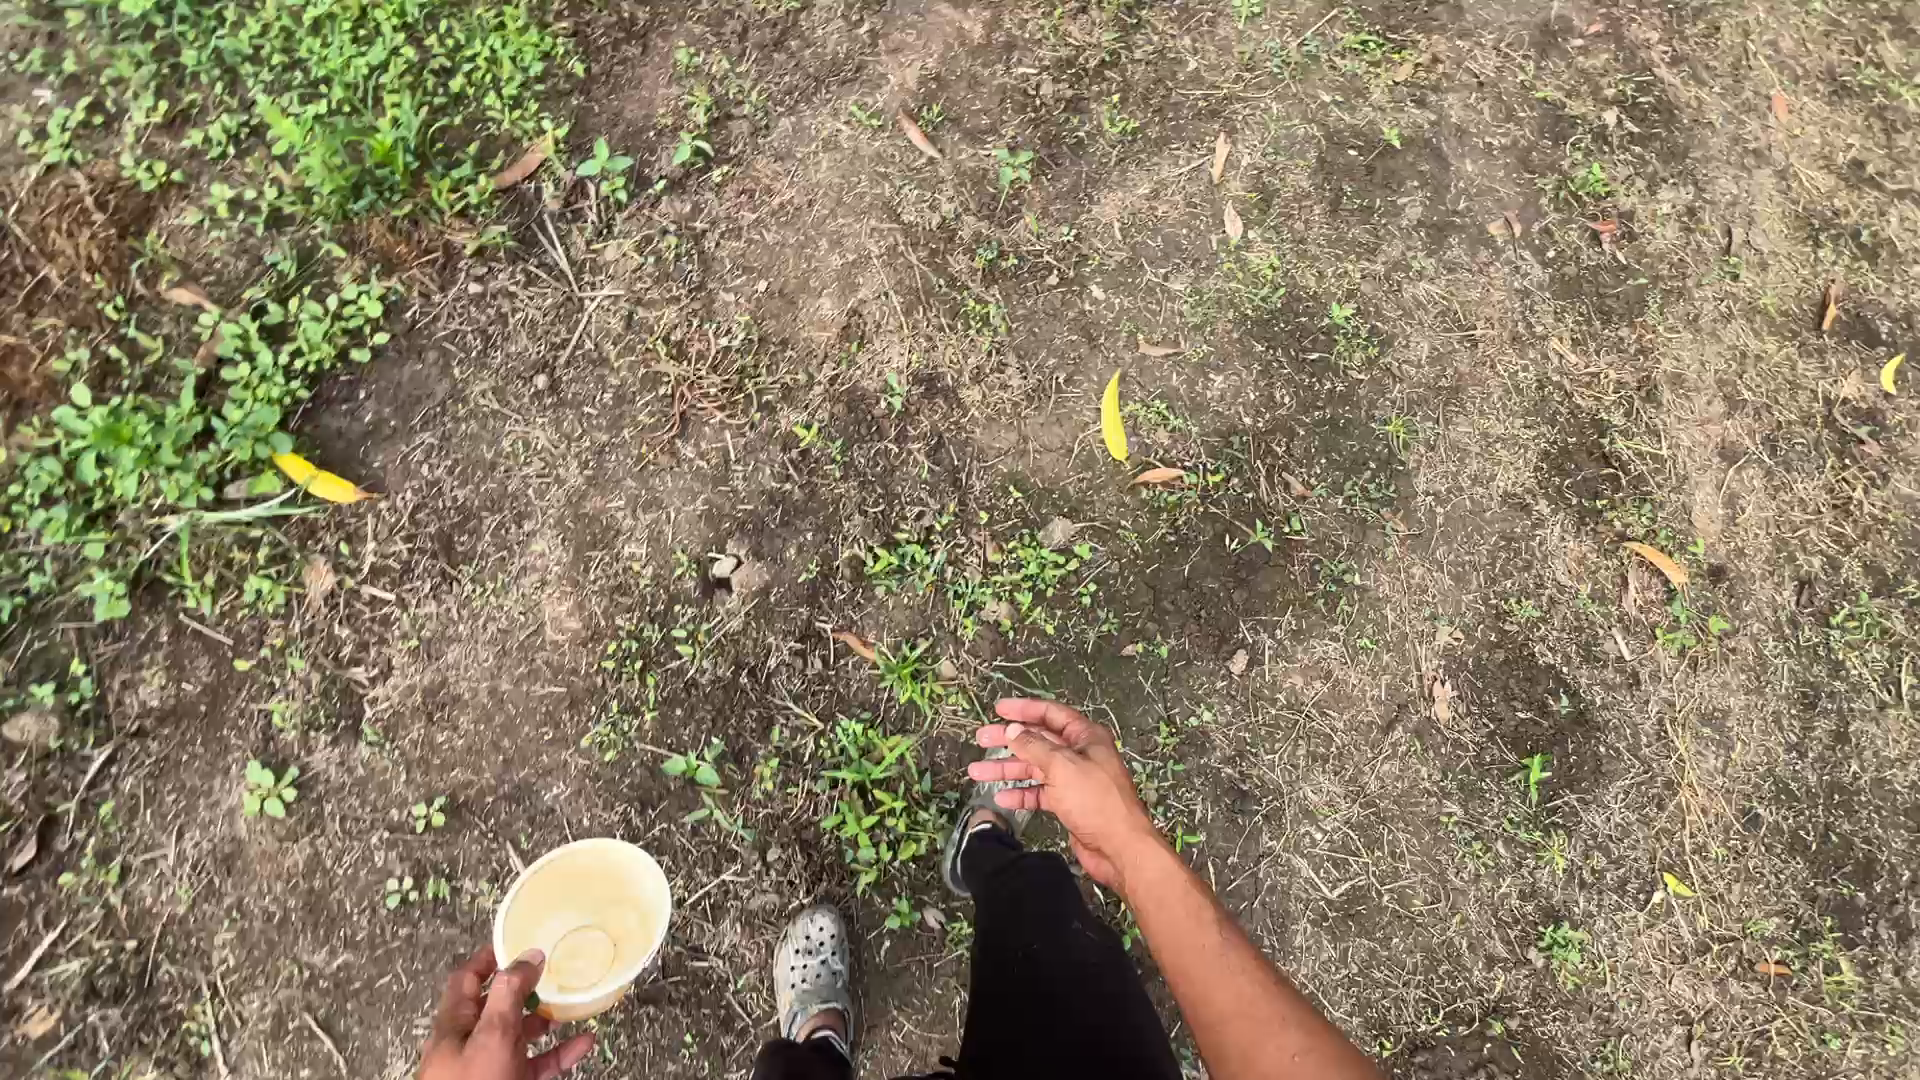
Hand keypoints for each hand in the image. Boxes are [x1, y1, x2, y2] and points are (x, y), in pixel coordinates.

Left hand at [418, 946, 594, 1079]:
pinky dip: (560, 1052)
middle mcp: (469, 1045)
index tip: (522, 937)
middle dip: (527, 987)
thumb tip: (530, 954)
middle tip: (555, 971)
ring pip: (520, 1033)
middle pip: (497, 1004)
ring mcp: (489, 1068)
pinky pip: (538, 1063)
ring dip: (546, 1018)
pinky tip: (584, 1042)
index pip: (467, 979)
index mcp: (455, 1028)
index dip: (490, 956)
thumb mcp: (492, 1036)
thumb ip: (510, 992)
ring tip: (570, 1005)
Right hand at [969, 698, 1166, 893]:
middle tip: (982, 739)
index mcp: (1084, 737)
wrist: (1120, 849)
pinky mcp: (1068, 803)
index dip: (1023, 709)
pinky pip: (1039, 793)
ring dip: (1007, 769)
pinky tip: (1001, 798)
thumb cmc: (1097, 801)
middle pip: (1038, 741)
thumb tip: (1014, 731)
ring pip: (1034, 768)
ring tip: (978, 772)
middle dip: (1009, 741)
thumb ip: (1035, 747)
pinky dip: (1021, 794)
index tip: (998, 709)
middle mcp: (1079, 754)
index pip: (1050, 714)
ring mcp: (1073, 779)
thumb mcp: (1062, 766)